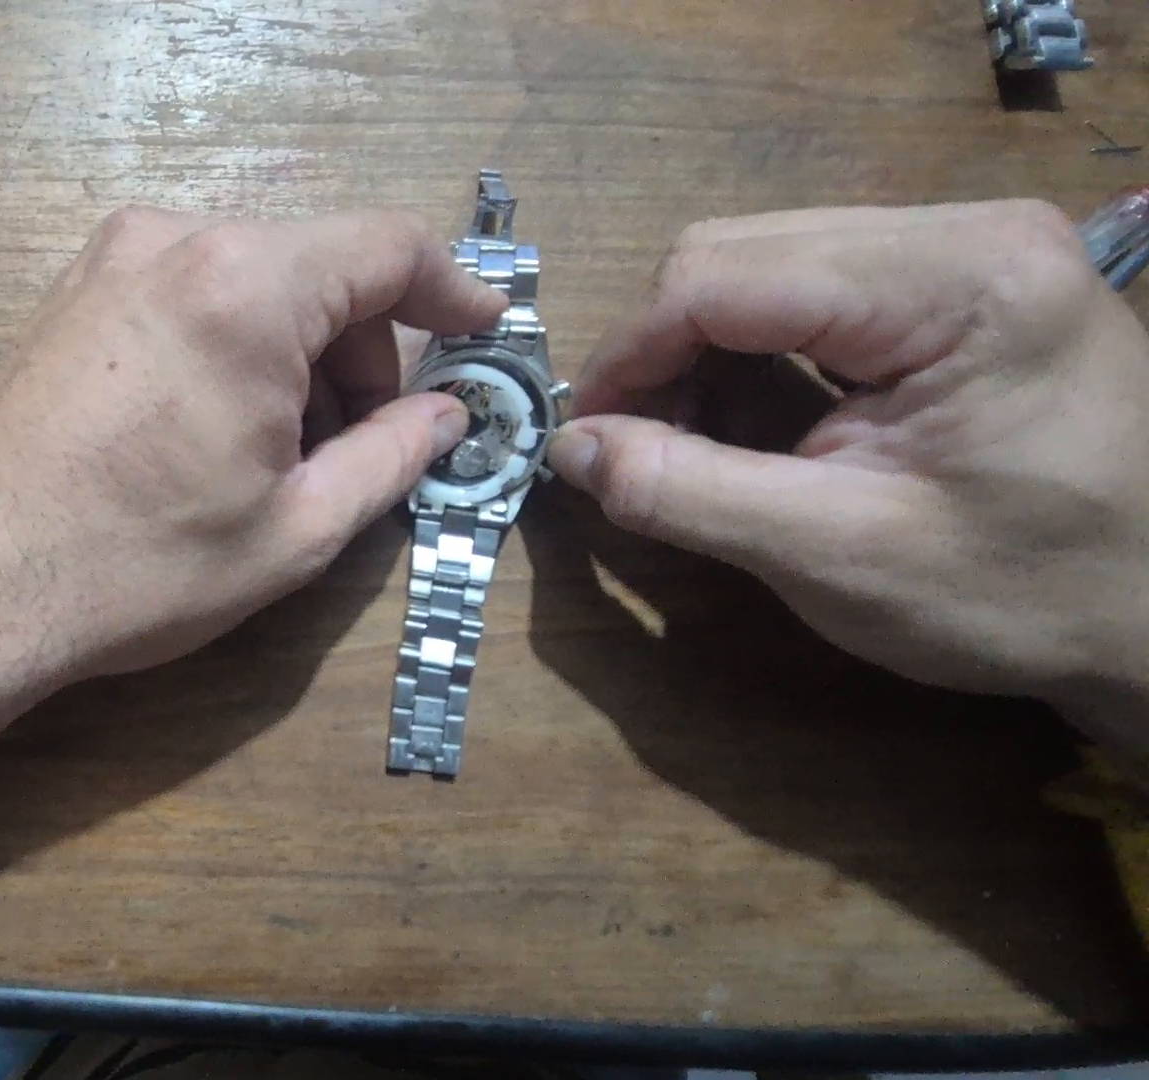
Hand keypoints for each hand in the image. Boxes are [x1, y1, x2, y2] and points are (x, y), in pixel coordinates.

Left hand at [0, 206, 504, 691]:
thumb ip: (390, 456)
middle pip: (316, 268)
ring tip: (276, 455)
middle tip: (354, 445)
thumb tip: (445, 416)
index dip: (448, 288)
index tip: (480, 328)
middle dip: (357, 351)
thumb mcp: (294, 530)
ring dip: (292, 355)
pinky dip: (231, 347)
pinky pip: (189, 294)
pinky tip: (213, 430)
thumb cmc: (138, 570)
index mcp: (245, 288)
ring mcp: (111, 259)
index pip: (386, 246)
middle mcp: (174, 242)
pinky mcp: (72, 291)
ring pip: (251, 282)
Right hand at [546, 201, 1148, 751]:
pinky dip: (719, 363)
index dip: (627, 357)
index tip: (585, 440)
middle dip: (651, 356)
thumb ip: (686, 494)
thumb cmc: (1017, 590)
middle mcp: (949, 236)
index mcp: (953, 283)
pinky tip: (728, 424)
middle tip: (631, 448)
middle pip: (720, 259)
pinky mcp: (922, 287)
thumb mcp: (831, 555)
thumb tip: (568, 449)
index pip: (717, 278)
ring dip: (679, 361)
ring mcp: (940, 255)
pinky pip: (772, 298)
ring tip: (679, 445)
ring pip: (734, 272)